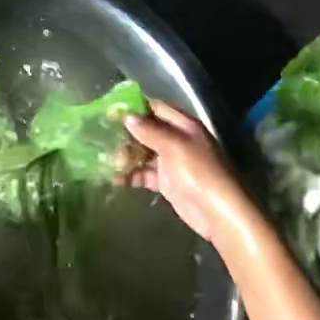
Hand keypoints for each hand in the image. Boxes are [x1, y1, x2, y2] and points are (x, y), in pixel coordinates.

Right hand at [119, 100, 258, 246]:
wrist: (218, 211)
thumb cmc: (199, 172)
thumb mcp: (175, 146)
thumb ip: (151, 131)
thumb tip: (128, 116)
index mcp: (184, 125)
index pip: (156, 108)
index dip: (135, 108)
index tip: (110, 112)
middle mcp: (178, 140)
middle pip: (148, 131)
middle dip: (126, 134)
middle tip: (101, 139)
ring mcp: (172, 162)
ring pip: (144, 153)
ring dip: (126, 156)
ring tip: (105, 160)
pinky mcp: (168, 183)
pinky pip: (145, 174)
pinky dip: (131, 175)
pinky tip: (114, 178)